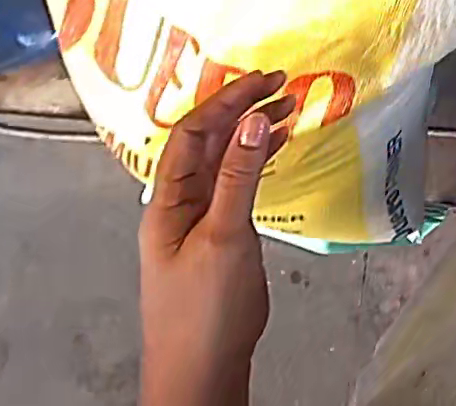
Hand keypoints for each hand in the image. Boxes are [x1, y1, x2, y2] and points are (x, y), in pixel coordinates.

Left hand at [139, 70, 297, 405]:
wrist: (203, 374)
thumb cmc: (204, 309)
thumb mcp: (224, 236)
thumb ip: (239, 176)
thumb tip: (253, 119)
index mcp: (167, 199)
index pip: (193, 132)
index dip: (226, 101)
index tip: (262, 81)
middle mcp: (181, 199)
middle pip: (210, 139)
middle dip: (242, 106)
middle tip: (280, 83)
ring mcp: (202, 214)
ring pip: (227, 156)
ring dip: (254, 128)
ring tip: (287, 105)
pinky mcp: (223, 228)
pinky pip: (239, 178)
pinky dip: (259, 156)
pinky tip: (280, 142)